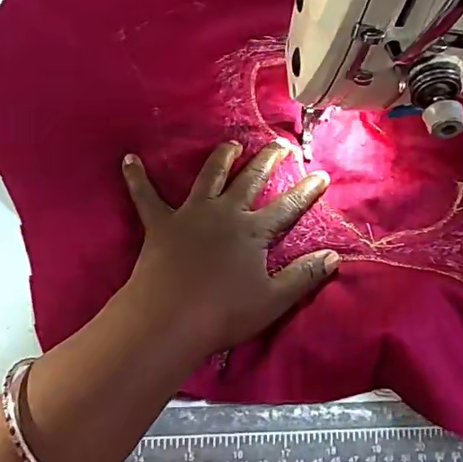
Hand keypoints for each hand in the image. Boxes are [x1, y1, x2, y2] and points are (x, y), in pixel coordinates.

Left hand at [112, 140, 338, 366]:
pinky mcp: (160, 223)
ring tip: (231, 144)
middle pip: (250, 179)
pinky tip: (129, 159)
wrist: (170, 317)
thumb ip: (304, 276)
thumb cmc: (223, 313)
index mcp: (253, 231)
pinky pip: (146, 196)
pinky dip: (137, 178)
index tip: (321, 174)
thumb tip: (334, 256)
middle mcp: (224, 213)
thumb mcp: (273, 300)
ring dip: (221, 158)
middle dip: (268, 159)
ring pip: (209, 176)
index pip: (288, 206)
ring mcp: (190, 214)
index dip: (306, 190)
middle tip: (280, 144)